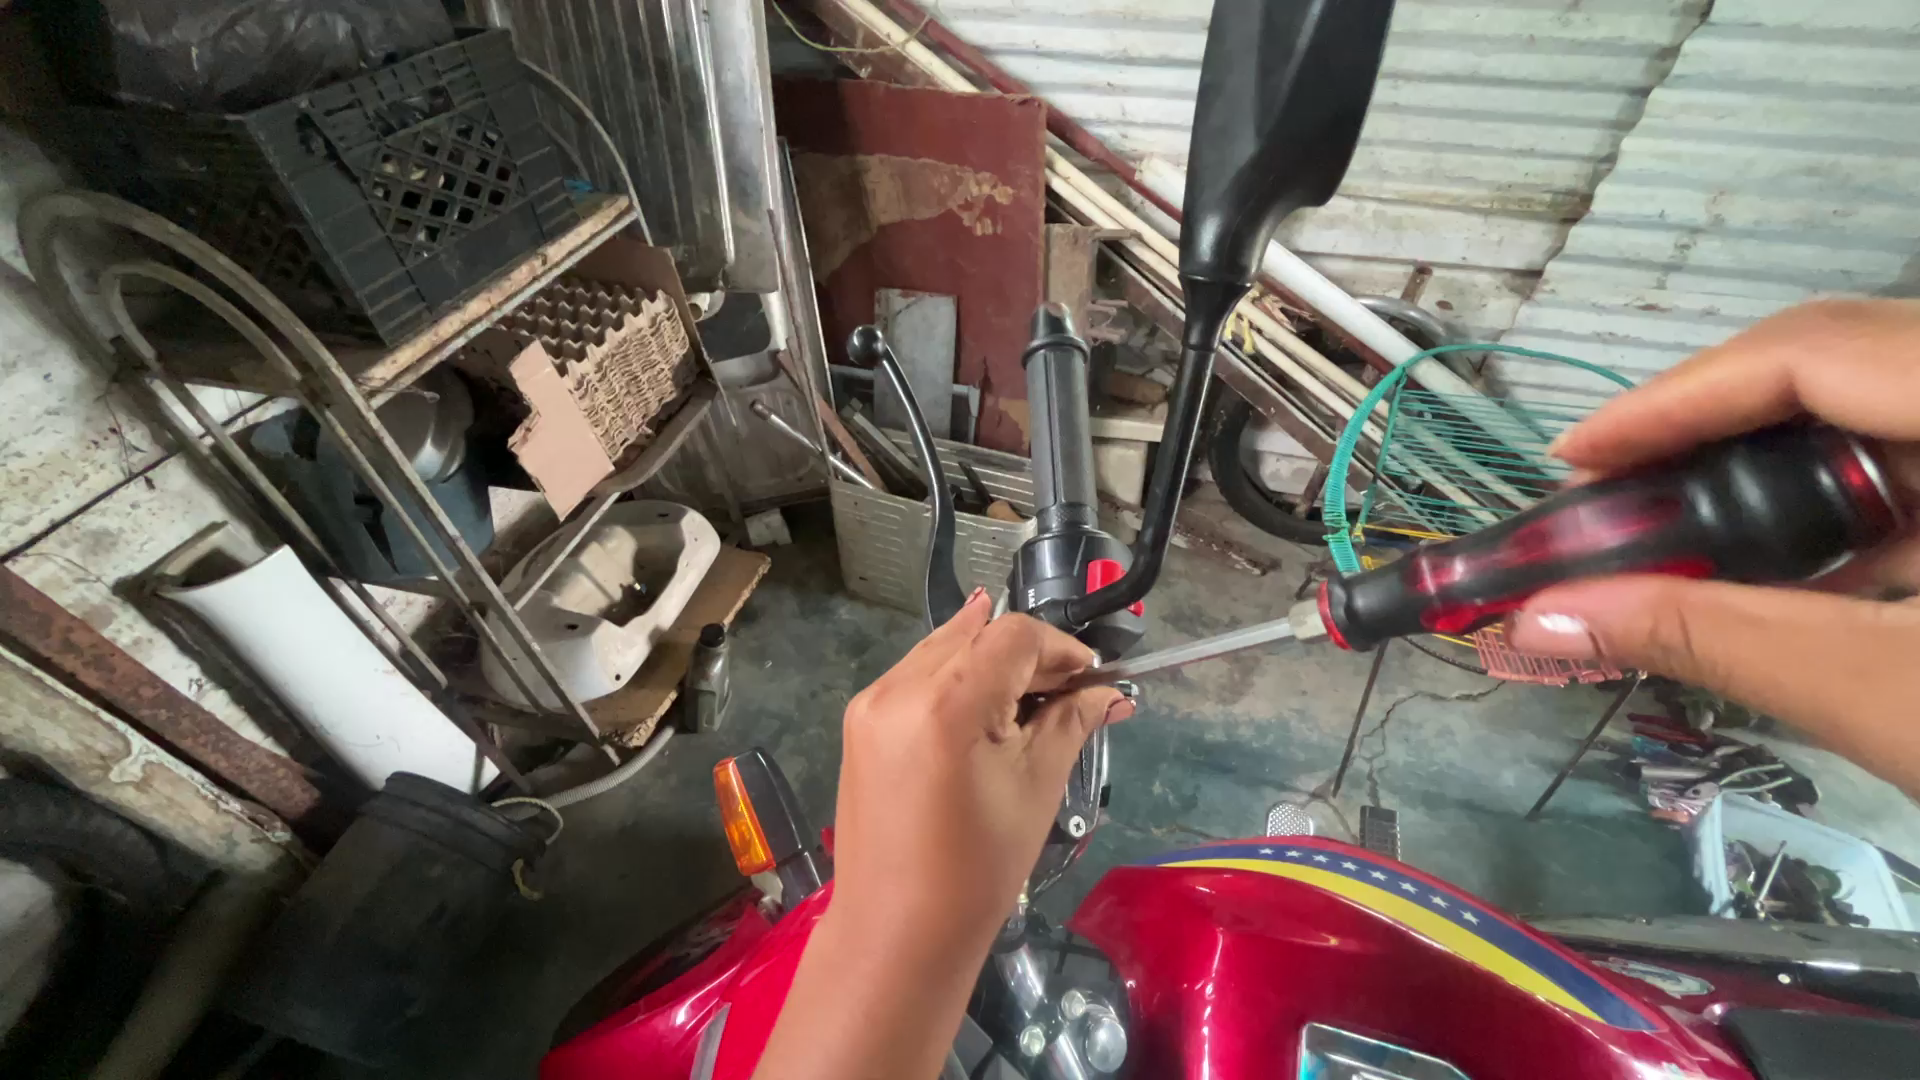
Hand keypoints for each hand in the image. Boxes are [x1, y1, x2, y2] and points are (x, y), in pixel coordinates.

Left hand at [752, 589, 1129, 1079]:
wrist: (894, 931)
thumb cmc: (977, 869)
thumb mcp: (1036, 787)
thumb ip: (1071, 722)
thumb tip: (1108, 692)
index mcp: (947, 703)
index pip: (1012, 635)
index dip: (1059, 648)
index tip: (1090, 677)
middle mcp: (900, 686)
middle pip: (977, 632)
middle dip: (1028, 653)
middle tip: (1067, 687)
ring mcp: (872, 699)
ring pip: (944, 646)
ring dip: (991, 657)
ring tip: (1029, 692)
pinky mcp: (860, 717)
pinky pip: (916, 671)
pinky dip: (954, 673)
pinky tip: (981, 693)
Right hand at [1506, 299, 1919, 794]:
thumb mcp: (1900, 700)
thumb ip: (1704, 640)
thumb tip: (1537, 619)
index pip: (1821, 349)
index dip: (1672, 398)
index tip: (1572, 460)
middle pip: (1845, 364)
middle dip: (1702, 432)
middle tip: (1612, 497)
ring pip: (1886, 412)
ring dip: (1760, 470)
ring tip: (1676, 533)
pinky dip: (1837, 506)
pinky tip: (1791, 565)